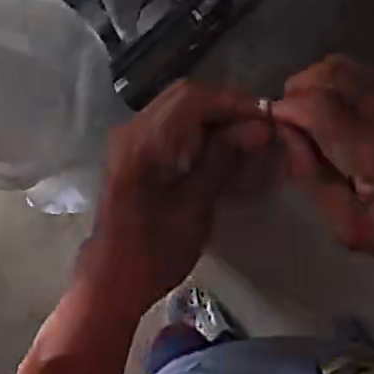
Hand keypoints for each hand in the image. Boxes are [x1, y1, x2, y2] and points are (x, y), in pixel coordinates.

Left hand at [80, 81, 273, 314]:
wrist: (110, 279)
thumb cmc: (155, 251)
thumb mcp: (195, 207)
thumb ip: (223, 159)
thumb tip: (258, 127)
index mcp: (145, 140)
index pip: (192, 98)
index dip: (231, 101)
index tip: (263, 115)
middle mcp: (133, 127)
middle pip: (183, 94)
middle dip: (223, 103)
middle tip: (256, 122)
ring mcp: (129, 135)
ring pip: (176, 104)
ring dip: (210, 112)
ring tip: (242, 131)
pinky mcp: (132, 146)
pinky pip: (168, 119)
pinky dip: (195, 123)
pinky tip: (217, 142)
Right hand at [271, 55, 373, 273]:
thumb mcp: (352, 229)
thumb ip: (311, 176)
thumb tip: (284, 130)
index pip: (318, 104)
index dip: (288, 108)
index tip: (275, 124)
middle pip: (328, 73)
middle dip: (299, 91)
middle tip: (292, 122)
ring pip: (342, 66)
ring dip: (317, 85)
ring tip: (312, 117)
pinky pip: (361, 73)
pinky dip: (338, 86)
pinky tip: (340, 114)